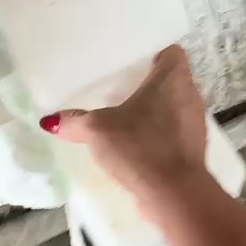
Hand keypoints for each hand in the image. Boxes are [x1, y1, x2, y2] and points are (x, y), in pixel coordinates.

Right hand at [42, 46, 210, 218]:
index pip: (171, 51)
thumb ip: (75, 121)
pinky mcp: (193, 147)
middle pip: (171, 78)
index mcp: (174, 78)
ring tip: (125, 112)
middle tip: (120, 83)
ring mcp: (195, 122)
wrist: (175, 194)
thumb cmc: (140, 147)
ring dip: (154, 108)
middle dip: (148, 81)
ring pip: (174, 105)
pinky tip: (136, 141)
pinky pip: (175, 130)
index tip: (130, 58)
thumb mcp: (98, 130)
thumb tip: (50, 120)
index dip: (152, 51)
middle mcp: (191, 94)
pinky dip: (159, 131)